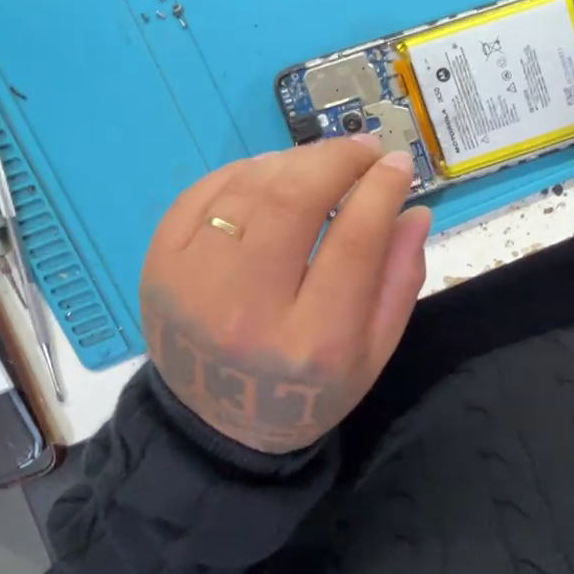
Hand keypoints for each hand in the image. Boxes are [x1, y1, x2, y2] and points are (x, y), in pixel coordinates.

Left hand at [140, 137, 433, 453]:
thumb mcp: (375, 353)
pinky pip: (204, 191)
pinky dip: (246, 171)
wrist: (217, 423)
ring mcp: (193, 284)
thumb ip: (400, 281)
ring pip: (249, 187)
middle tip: (363, 149)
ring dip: (295, 160)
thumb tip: (414, 209)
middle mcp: (249, 310)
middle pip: (294, 200)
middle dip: (338, 159)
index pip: (355, 239)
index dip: (382, 189)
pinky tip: (274, 175)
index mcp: (315, 341)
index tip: (398, 164)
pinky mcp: (159, 265)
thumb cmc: (310, 390)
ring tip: (324, 163)